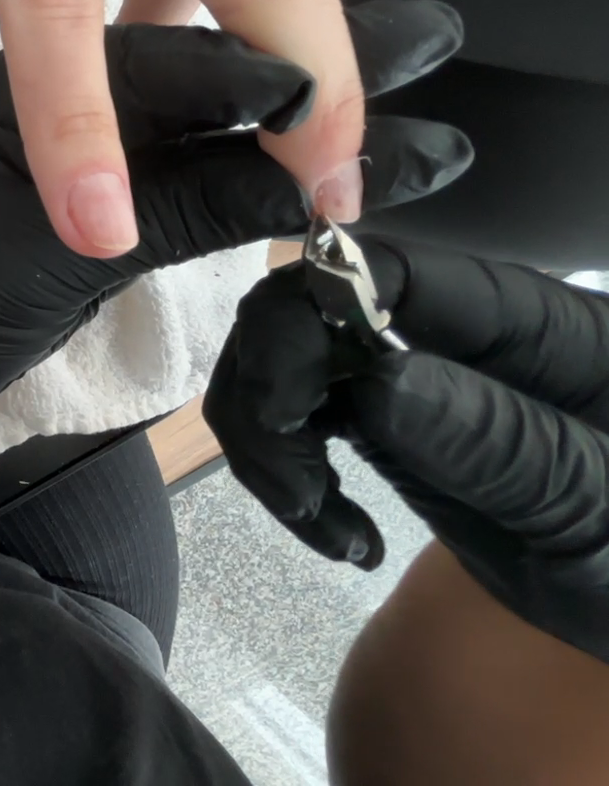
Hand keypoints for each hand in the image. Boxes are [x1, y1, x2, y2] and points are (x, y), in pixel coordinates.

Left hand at [0, 0, 470, 432]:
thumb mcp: (61, 259)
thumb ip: (185, 209)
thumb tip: (316, 175)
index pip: (144, 61)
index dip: (248, 70)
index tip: (342, 80)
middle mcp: (19, 96)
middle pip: (167, 65)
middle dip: (279, 61)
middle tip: (414, 42)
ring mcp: (38, 137)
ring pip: (166, 104)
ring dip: (259, 103)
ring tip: (374, 81)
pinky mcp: (59, 183)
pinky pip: (149, 151)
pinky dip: (216, 150)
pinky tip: (284, 139)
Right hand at [204, 238, 608, 662]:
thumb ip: (510, 450)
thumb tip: (372, 381)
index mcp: (535, 328)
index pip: (387, 273)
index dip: (302, 317)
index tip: (279, 415)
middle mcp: (446, 334)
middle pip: (294, 316)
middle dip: (263, 399)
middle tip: (296, 496)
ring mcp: (401, 373)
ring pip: (268, 368)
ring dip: (262, 444)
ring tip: (320, 523)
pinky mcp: (370, 416)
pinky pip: (282, 417)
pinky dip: (277, 468)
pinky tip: (329, 523)